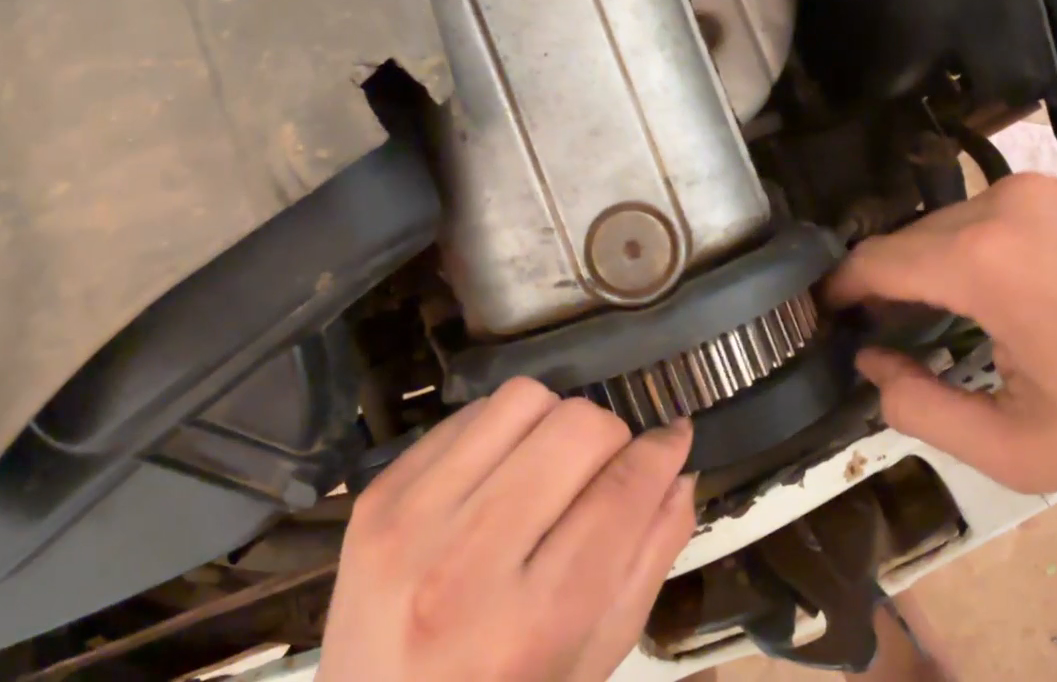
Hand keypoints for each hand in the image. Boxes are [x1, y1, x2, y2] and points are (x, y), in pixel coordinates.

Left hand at [320, 379, 694, 680]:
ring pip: (521, 400)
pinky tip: (501, 472)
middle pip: (574, 428)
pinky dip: (502, 430)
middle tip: (605, 470)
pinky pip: (466, 414)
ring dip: (554, 422)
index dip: (660, 453)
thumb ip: (648, 559)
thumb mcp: (594, 658)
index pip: (618, 495)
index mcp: (530, 625)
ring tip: (550, 466)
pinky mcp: (378, 494)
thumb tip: (679, 468)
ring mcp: (410, 521)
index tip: (674, 437)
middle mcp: (463, 564)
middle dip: (611, 437)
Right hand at [829, 174, 1056, 497]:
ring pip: (950, 226)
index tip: (823, 321)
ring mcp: (1048, 189)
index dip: (838, 292)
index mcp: (982, 259)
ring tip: (946, 329)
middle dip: (887, 288)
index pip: (871, 260)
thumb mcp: (1018, 447)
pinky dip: (976, 254)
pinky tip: (1006, 302)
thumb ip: (919, 409)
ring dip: (932, 272)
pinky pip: (995, 218)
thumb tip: (872, 365)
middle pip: (908, 240)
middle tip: (888, 343)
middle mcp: (1006, 203)